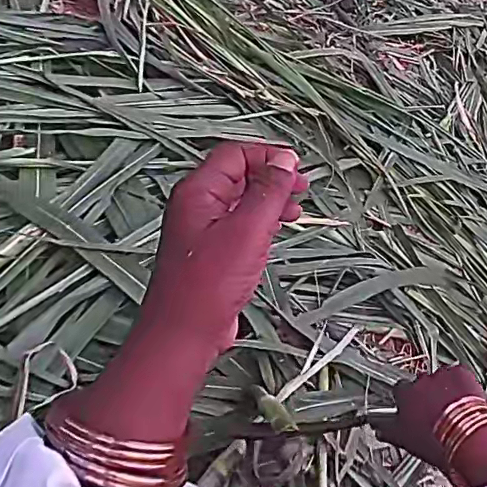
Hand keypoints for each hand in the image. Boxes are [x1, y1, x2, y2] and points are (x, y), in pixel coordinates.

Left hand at [131, 142, 308, 356]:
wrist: (185, 332)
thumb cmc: (208, 284)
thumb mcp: (247, 230)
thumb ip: (268, 192)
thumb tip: (284, 161)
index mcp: (198, 191)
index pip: (235, 154)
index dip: (268, 155)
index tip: (296, 166)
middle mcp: (196, 204)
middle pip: (239, 174)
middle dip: (272, 177)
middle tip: (301, 187)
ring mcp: (202, 228)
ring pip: (241, 199)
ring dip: (270, 199)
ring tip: (295, 210)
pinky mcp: (210, 250)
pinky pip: (238, 222)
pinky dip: (261, 220)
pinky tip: (276, 229)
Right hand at [376, 365, 486, 469]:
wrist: (468, 438)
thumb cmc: (437, 442)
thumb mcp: (404, 440)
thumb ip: (388, 430)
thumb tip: (380, 429)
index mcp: (404, 394)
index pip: (400, 391)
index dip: (408, 400)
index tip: (414, 410)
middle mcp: (420, 381)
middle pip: (421, 383)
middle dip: (428, 394)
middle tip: (436, 412)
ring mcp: (441, 375)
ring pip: (441, 378)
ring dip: (445, 389)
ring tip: (454, 408)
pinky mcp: (461, 373)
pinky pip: (459, 374)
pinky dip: (463, 383)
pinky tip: (466, 399)